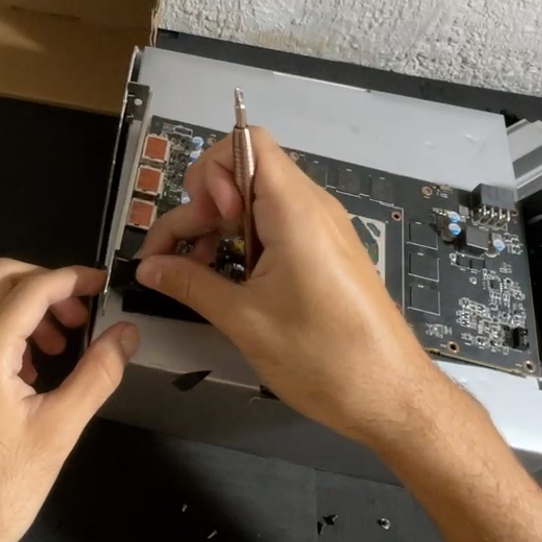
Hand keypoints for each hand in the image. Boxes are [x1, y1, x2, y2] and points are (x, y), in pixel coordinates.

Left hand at [0, 260, 138, 541]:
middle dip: (47, 285)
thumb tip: (125, 334)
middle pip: (2, 277)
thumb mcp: (58, 432)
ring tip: (61, 347)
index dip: (73, 279)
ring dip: (27, 307)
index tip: (104, 286)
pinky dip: (7, 328)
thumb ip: (97, 374)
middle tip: (80, 318)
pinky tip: (33, 369)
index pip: (33, 288)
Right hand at [137, 127, 465, 450]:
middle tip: (172, 256)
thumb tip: (147, 267)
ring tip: (188, 272)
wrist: (393, 399)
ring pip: (252, 202)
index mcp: (294, 211)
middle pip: (241, 174)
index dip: (214, 169)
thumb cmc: (323, 357)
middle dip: (199, 206)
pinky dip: (240, 241)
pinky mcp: (322, 251)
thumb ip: (190, 284)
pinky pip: (272, 225)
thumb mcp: (244, 321)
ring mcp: (319, 229)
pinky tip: (221, 278)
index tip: (207, 218)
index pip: (248, 142)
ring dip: (214, 227)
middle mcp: (310, 208)